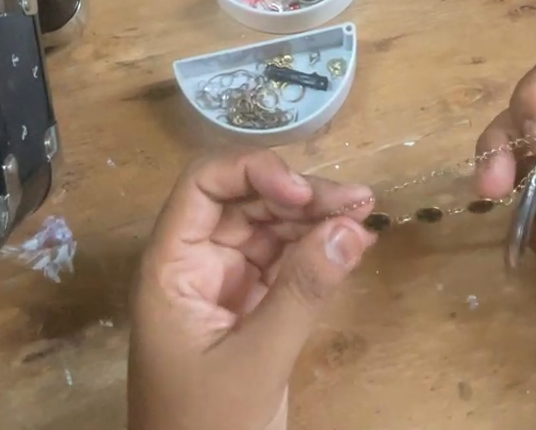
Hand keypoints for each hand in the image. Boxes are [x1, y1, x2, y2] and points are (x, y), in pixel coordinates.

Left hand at [130, 149, 377, 429]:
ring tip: (364, 213)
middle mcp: (196, 261)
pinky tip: (351, 241)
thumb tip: (351, 226)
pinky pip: (284, 260)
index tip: (301, 194)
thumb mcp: (255, 362)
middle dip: (300, 194)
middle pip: (245, 201)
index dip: (252, 173)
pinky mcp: (249, 305)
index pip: (204, 185)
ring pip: (269, 226)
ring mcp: (224, 282)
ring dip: (315, 216)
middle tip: (358, 200)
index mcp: (172, 265)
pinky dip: (317, 248)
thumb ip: (302, 292)